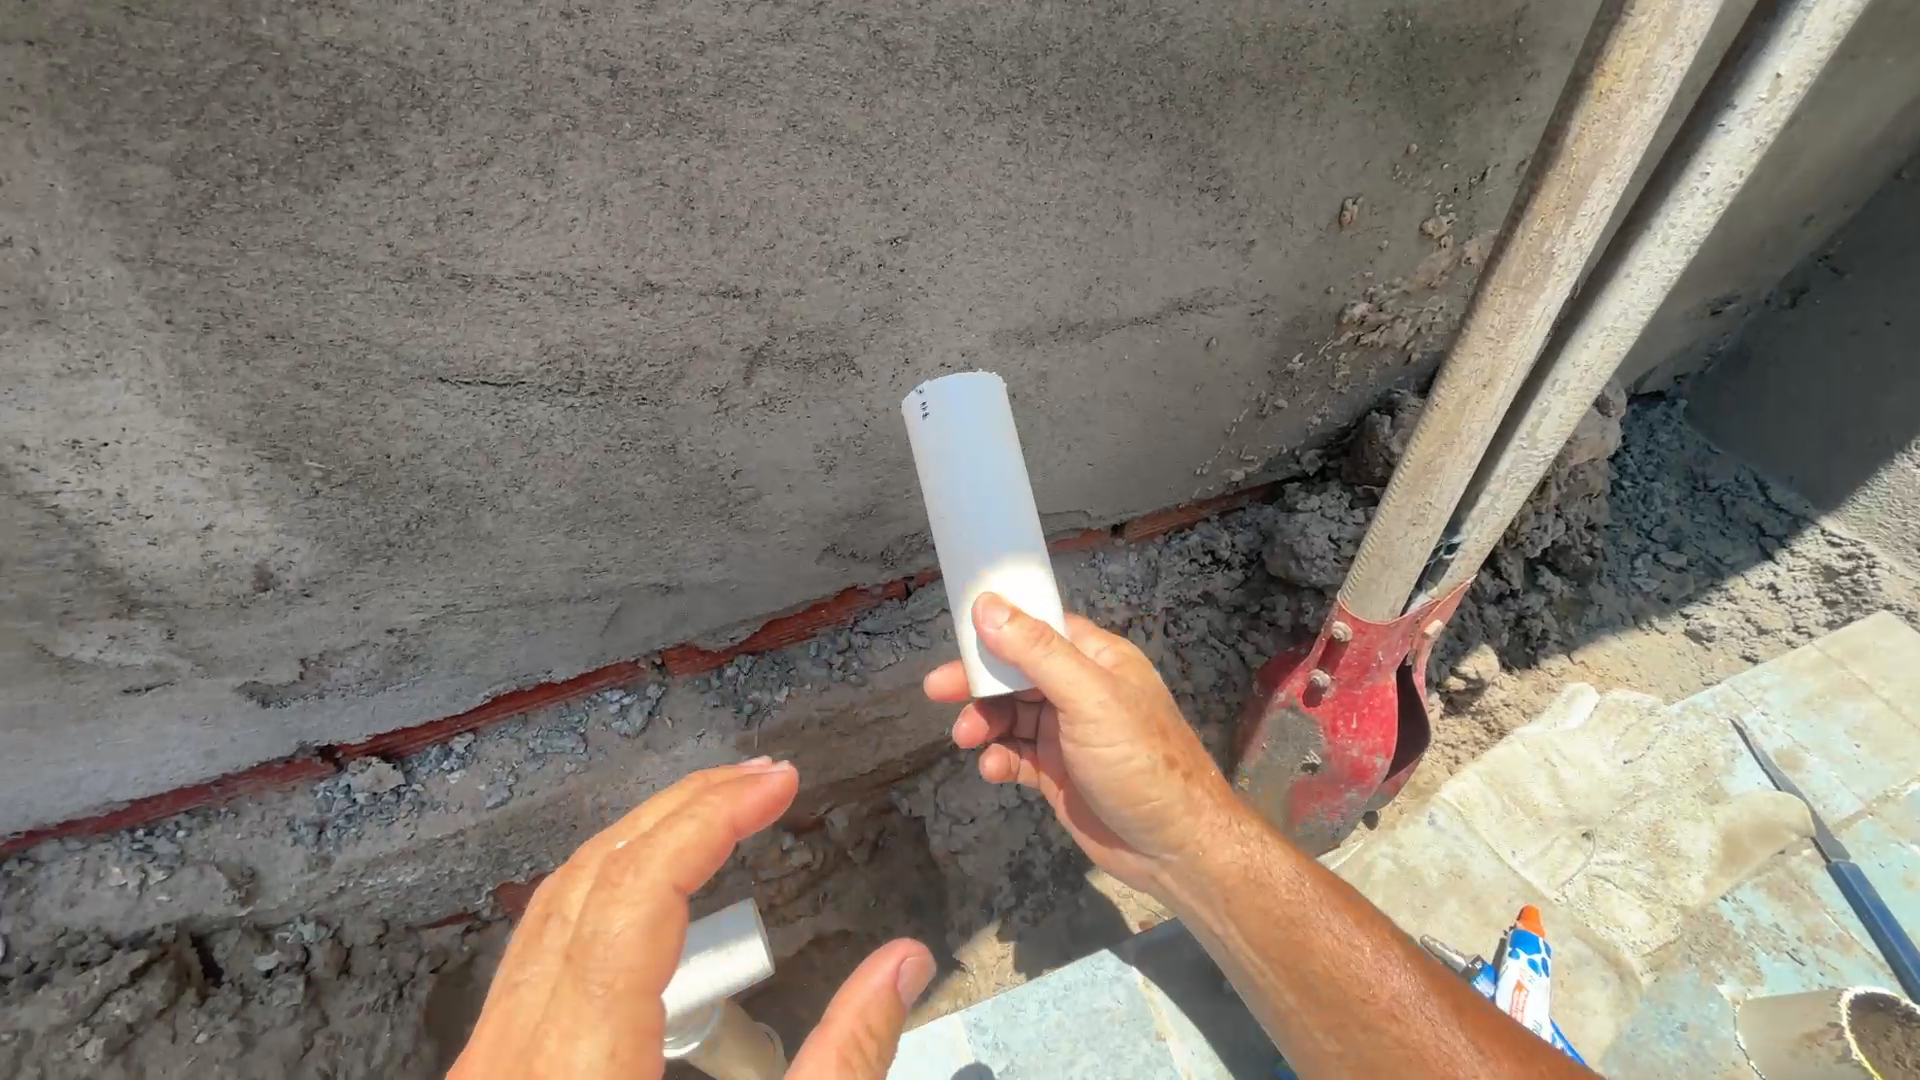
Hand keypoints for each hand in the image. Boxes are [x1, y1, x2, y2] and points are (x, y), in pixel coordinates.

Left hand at [450, 760, 934, 1079]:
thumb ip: (843, 1062)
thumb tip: (907, 959)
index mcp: (578, 1067)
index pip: (640, 890)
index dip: (714, 816)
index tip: (782, 781)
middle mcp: (511, 1050)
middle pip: (592, 876)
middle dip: (684, 808)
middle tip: (763, 780)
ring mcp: (486, 1065)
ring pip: (557, 905)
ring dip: (645, 840)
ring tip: (722, 814)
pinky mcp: (490, 1078)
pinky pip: (546, 947)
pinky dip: (613, 892)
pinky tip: (661, 900)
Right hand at [923, 593, 1238, 894]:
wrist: (1174, 849)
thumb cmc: (1138, 759)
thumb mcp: (1088, 697)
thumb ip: (1036, 651)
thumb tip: (988, 606)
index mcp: (1096, 659)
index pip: (1040, 628)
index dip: (1000, 626)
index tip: (960, 631)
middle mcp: (1079, 690)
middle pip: (1017, 672)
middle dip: (978, 680)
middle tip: (937, 689)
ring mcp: (1067, 733)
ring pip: (1011, 714)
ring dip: (984, 721)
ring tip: (965, 737)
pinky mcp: (1056, 773)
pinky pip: (1016, 754)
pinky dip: (999, 757)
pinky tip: (993, 768)